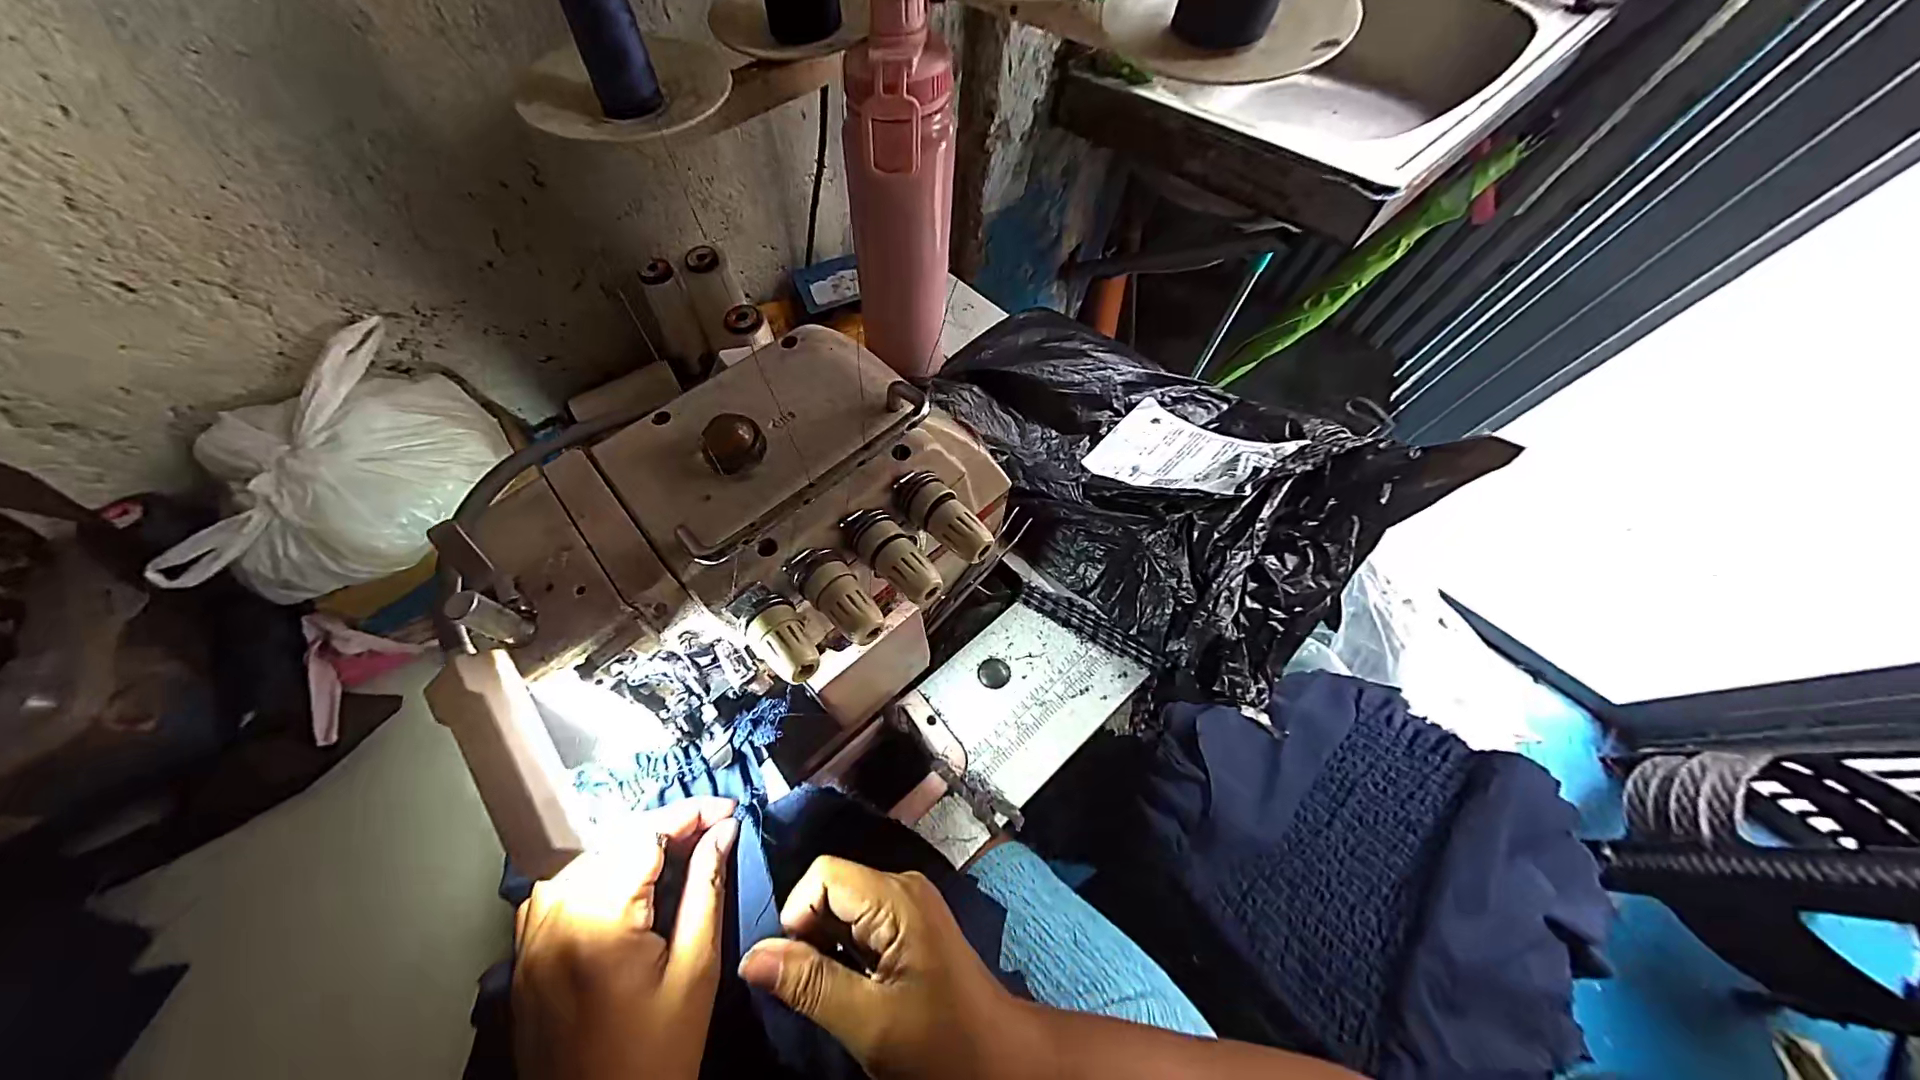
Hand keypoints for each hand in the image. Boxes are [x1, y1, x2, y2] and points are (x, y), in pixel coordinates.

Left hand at [511, 797, 739, 1079]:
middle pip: (614, 840)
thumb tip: (722, 832)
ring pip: (587, 858)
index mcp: (597, 924)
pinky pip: (562, 888)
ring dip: (634, 846)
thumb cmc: (655, 1058)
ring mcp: (531, 940)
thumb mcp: (697, 968)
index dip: (692, 813)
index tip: (728, 811)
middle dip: (668, 827)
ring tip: (678, 852)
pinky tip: (629, 881)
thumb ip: (708, 888)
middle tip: (712, 831)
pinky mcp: (525, 956)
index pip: (646, 835)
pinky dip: (600, 871)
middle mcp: (553, 922)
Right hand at [737, 856, 1029, 1079]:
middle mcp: (901, 887)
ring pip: (841, 909)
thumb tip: (751, 958)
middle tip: (818, 991)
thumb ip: (809, 985)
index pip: (822, 874)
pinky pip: (859, 924)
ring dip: (826, 950)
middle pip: (830, 889)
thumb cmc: (942, 1042)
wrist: (1000, 1058)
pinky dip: (844, 954)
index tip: (798, 971)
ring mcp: (907, 904)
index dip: (797, 916)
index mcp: (896, 897)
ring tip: (840, 993)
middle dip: (810, 936)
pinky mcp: (908, 924)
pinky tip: (856, 988)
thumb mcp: (870, 1022)